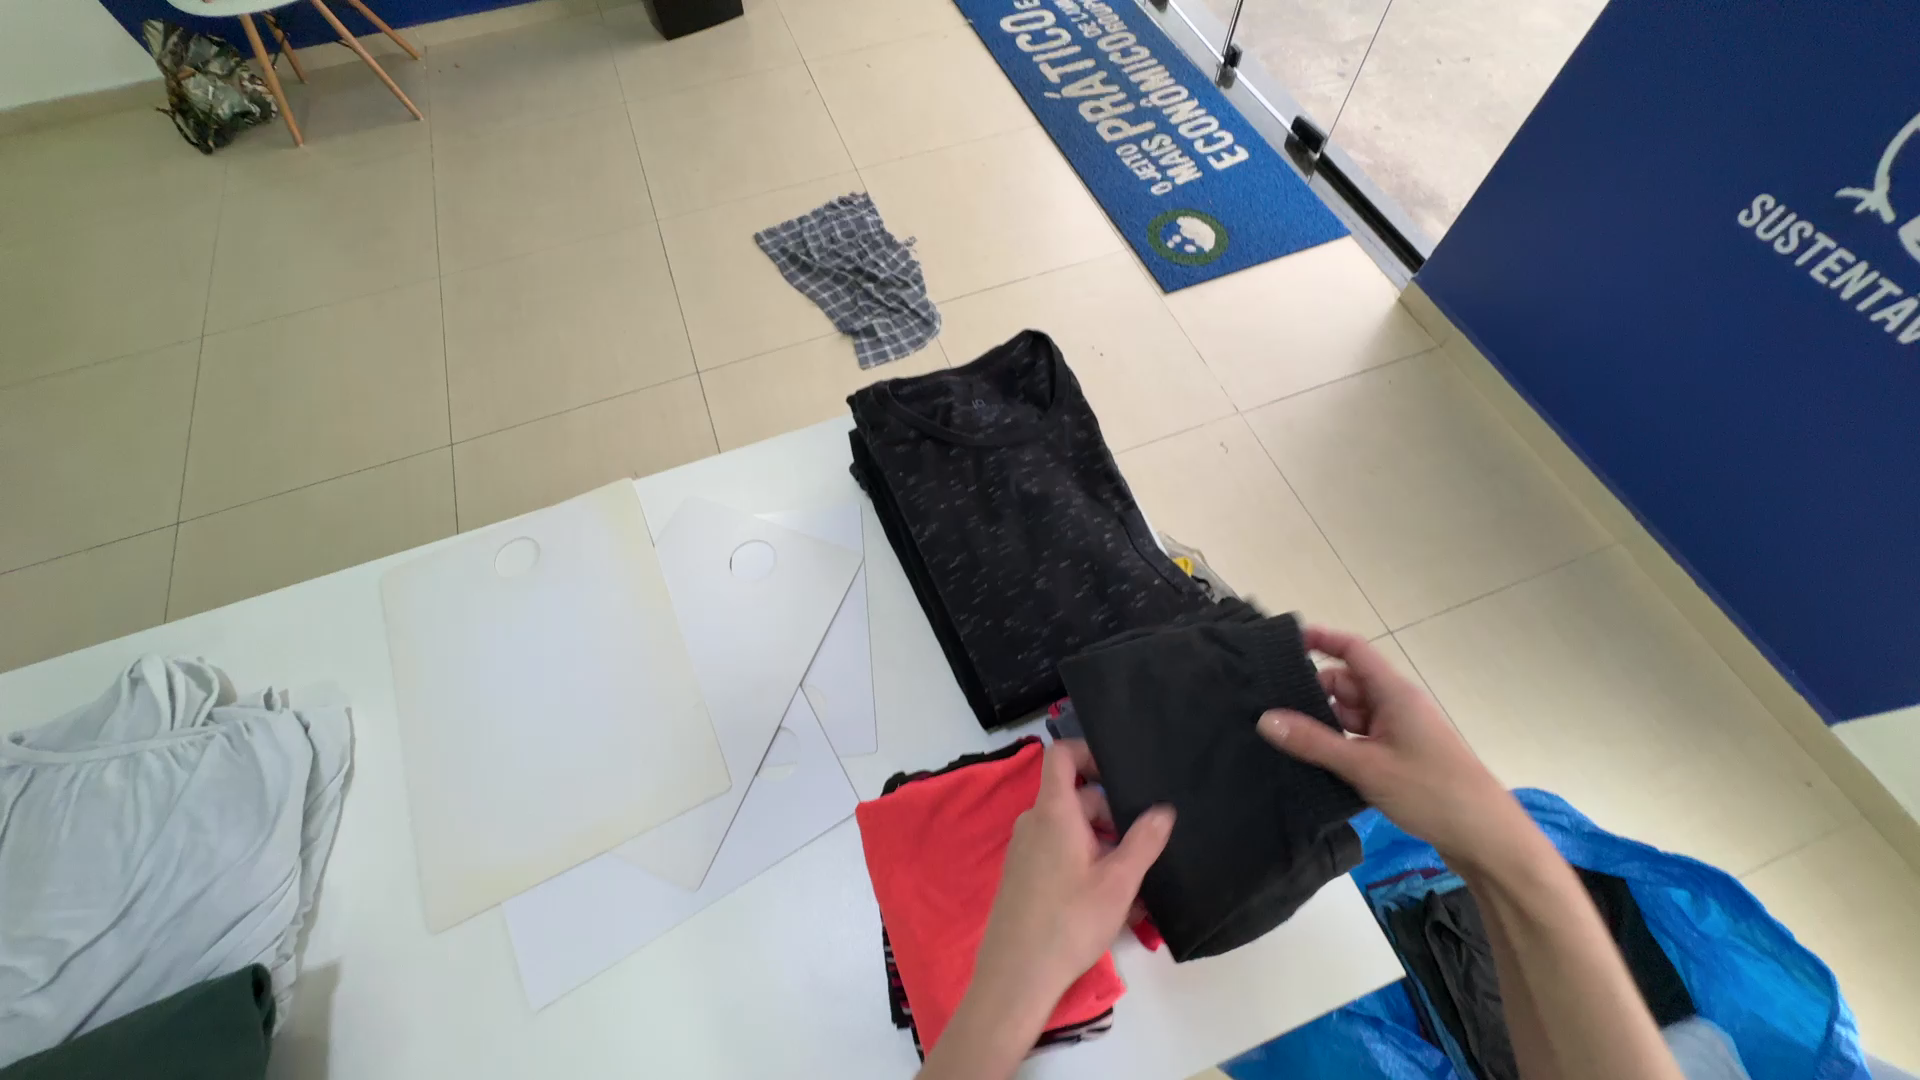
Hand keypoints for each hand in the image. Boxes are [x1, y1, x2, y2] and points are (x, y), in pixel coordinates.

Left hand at [970, 740, 1173, 1015]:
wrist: (1016, 974)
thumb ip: (1143, 841)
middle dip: (1110, 811)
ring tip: (1132, 875)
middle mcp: (1034, 820)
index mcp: (1054, 810)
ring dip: (1101, 840)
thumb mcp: (1118, 882)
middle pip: (1074, 796)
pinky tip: (1107, 895)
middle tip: (1142, 840)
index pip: (1061, 753)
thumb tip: (1163, 809)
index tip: (1120, 772)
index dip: (1088, 752)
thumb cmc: (1070, 920)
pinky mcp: (1023, 871)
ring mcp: (1025, 846)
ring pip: (1069, 826)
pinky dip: (1083, 858)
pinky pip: (1057, 849)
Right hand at [1255, 626, 1532, 868]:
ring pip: (1349, 715)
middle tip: (1268, 706)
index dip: (1321, 639)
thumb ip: (1313, 742)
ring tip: (1281, 737)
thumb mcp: (1365, 766)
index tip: (1284, 642)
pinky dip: (1336, 746)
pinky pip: (1357, 740)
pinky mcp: (1399, 759)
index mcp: (1394, 694)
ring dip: (1321, 724)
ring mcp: (1398, 733)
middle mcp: (1396, 706)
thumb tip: (1265, 719)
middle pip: (1344, 684)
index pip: (1352, 650)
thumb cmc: (1432, 792)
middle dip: (1310, 693)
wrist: (1489, 842)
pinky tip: (1310, 762)